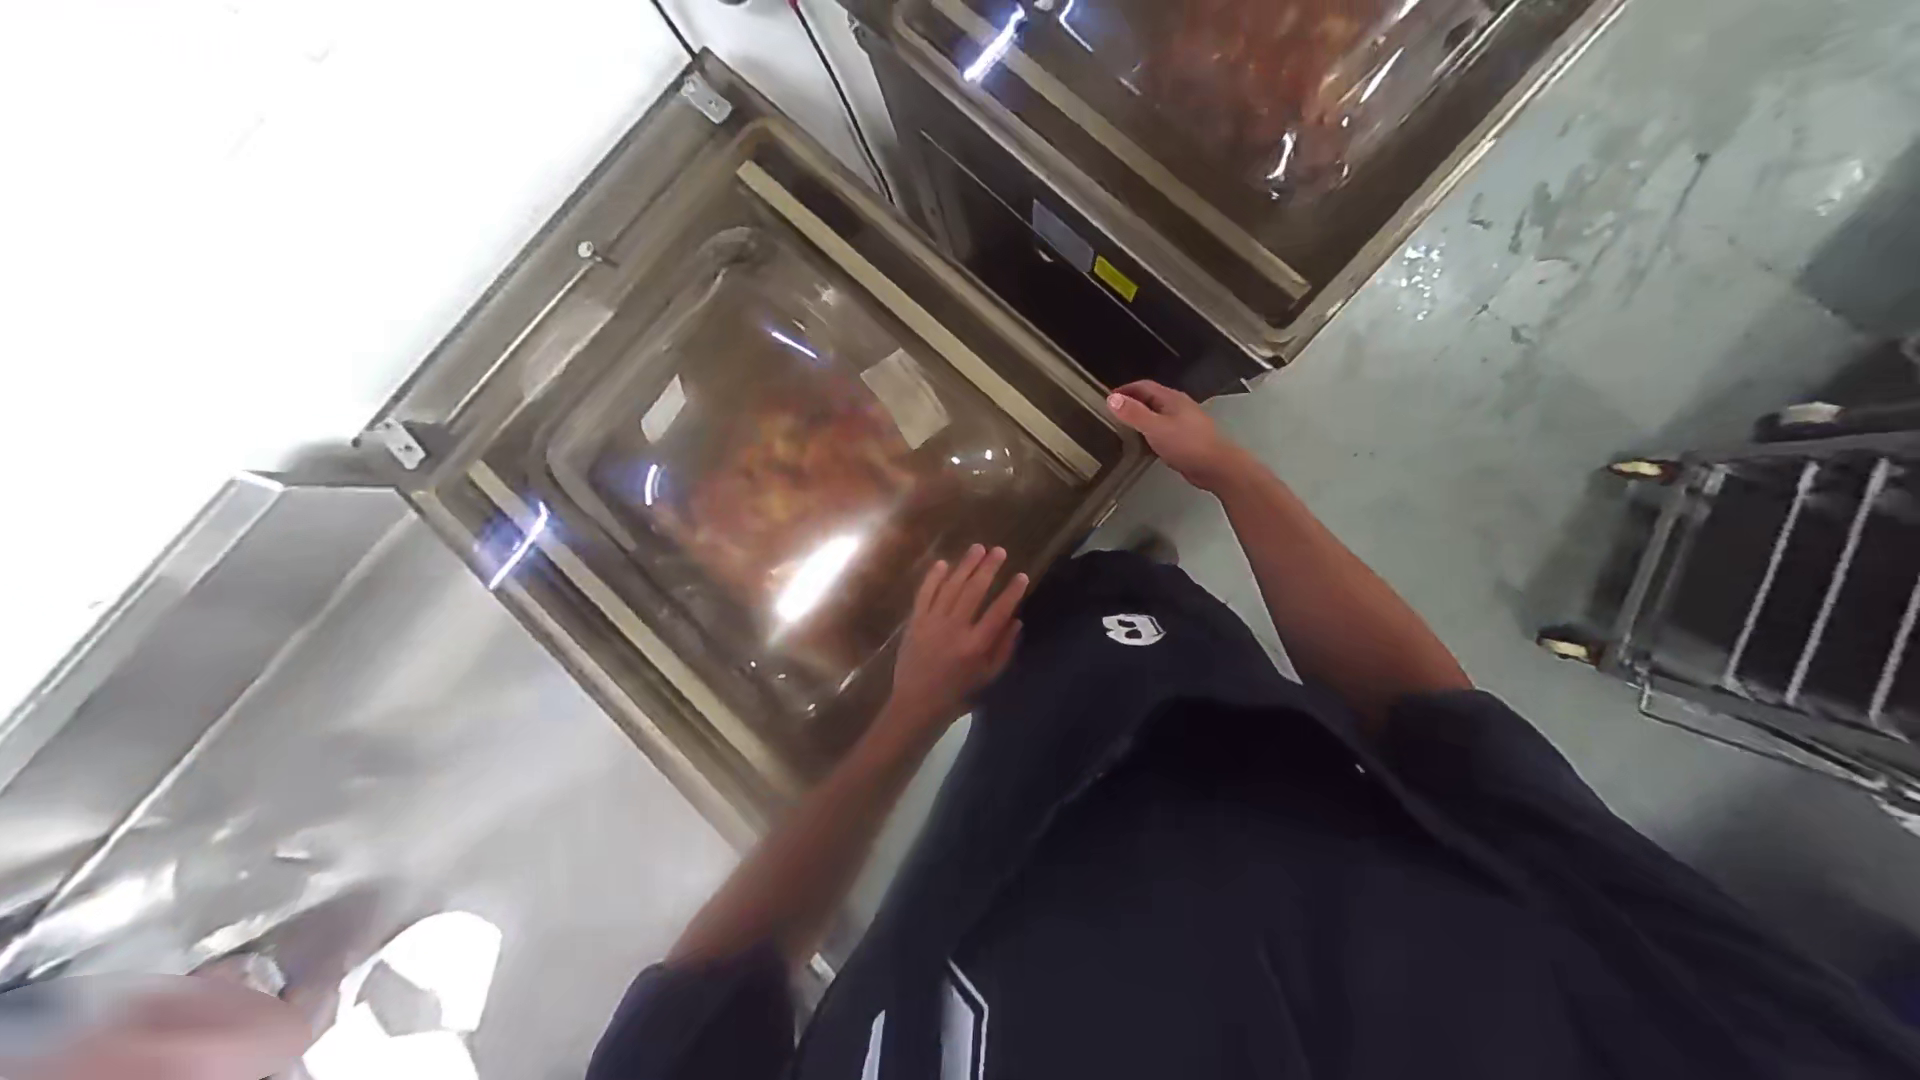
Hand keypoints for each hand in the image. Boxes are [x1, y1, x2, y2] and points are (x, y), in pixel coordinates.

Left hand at [885, 544, 1027, 733]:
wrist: (917, 703)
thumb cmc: (958, 693)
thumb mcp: (988, 676)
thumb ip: (1004, 648)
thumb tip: (1016, 619)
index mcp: (976, 646)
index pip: (999, 611)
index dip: (1012, 592)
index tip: (1022, 575)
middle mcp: (954, 629)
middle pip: (974, 591)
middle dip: (988, 568)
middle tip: (999, 551)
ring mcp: (932, 623)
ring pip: (951, 587)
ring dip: (965, 566)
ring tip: (977, 548)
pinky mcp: (915, 622)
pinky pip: (925, 594)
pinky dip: (934, 578)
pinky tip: (943, 563)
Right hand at [1106, 380, 1254, 492]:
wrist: (1216, 466)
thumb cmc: (1187, 444)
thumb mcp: (1155, 427)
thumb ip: (1133, 413)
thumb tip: (1112, 399)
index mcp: (1171, 398)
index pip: (1143, 386)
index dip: (1125, 389)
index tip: (1109, 397)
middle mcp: (1178, 406)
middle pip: (1151, 398)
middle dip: (1131, 402)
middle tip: (1114, 412)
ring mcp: (1184, 422)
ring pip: (1157, 414)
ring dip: (1140, 417)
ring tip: (1124, 426)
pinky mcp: (1185, 438)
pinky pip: (1162, 428)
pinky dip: (1149, 431)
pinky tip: (1144, 442)